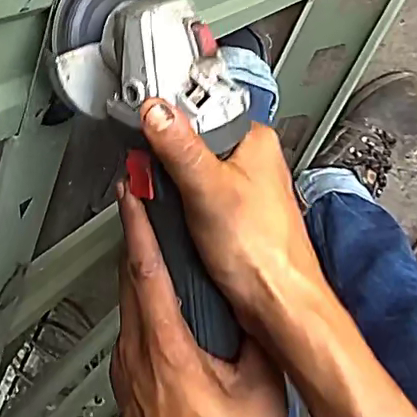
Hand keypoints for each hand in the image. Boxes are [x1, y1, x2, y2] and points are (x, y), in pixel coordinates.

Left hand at [112, 177, 286, 416]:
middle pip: (127, 276)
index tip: (130, 195)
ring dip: (134, 264)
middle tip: (136, 199)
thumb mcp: (260, 400)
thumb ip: (257, 348)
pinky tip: (154, 297)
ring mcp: (126, 363)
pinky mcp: (125, 377)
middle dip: (132, 234)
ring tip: (146, 236)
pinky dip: (137, 297)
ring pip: (124, 298)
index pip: (145, 270)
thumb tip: (256, 314)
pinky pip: (127, 323)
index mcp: (166, 346)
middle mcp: (137, 348)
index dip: (138, 227)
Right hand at [139, 99, 327, 330]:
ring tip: (155, 193)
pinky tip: (167, 211)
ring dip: (161, 180)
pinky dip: (169, 199)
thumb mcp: (208, 189)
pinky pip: (184, 191)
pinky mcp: (221, 210)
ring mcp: (232, 186)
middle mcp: (245, 159)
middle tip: (146, 171)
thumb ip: (179, 147)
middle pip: (182, 137)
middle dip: (157, 155)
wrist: (278, 310)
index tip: (138, 125)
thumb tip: (154, 109)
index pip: (195, 107)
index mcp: (252, 140)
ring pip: (180, 166)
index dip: (163, 117)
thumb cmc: (264, 255)